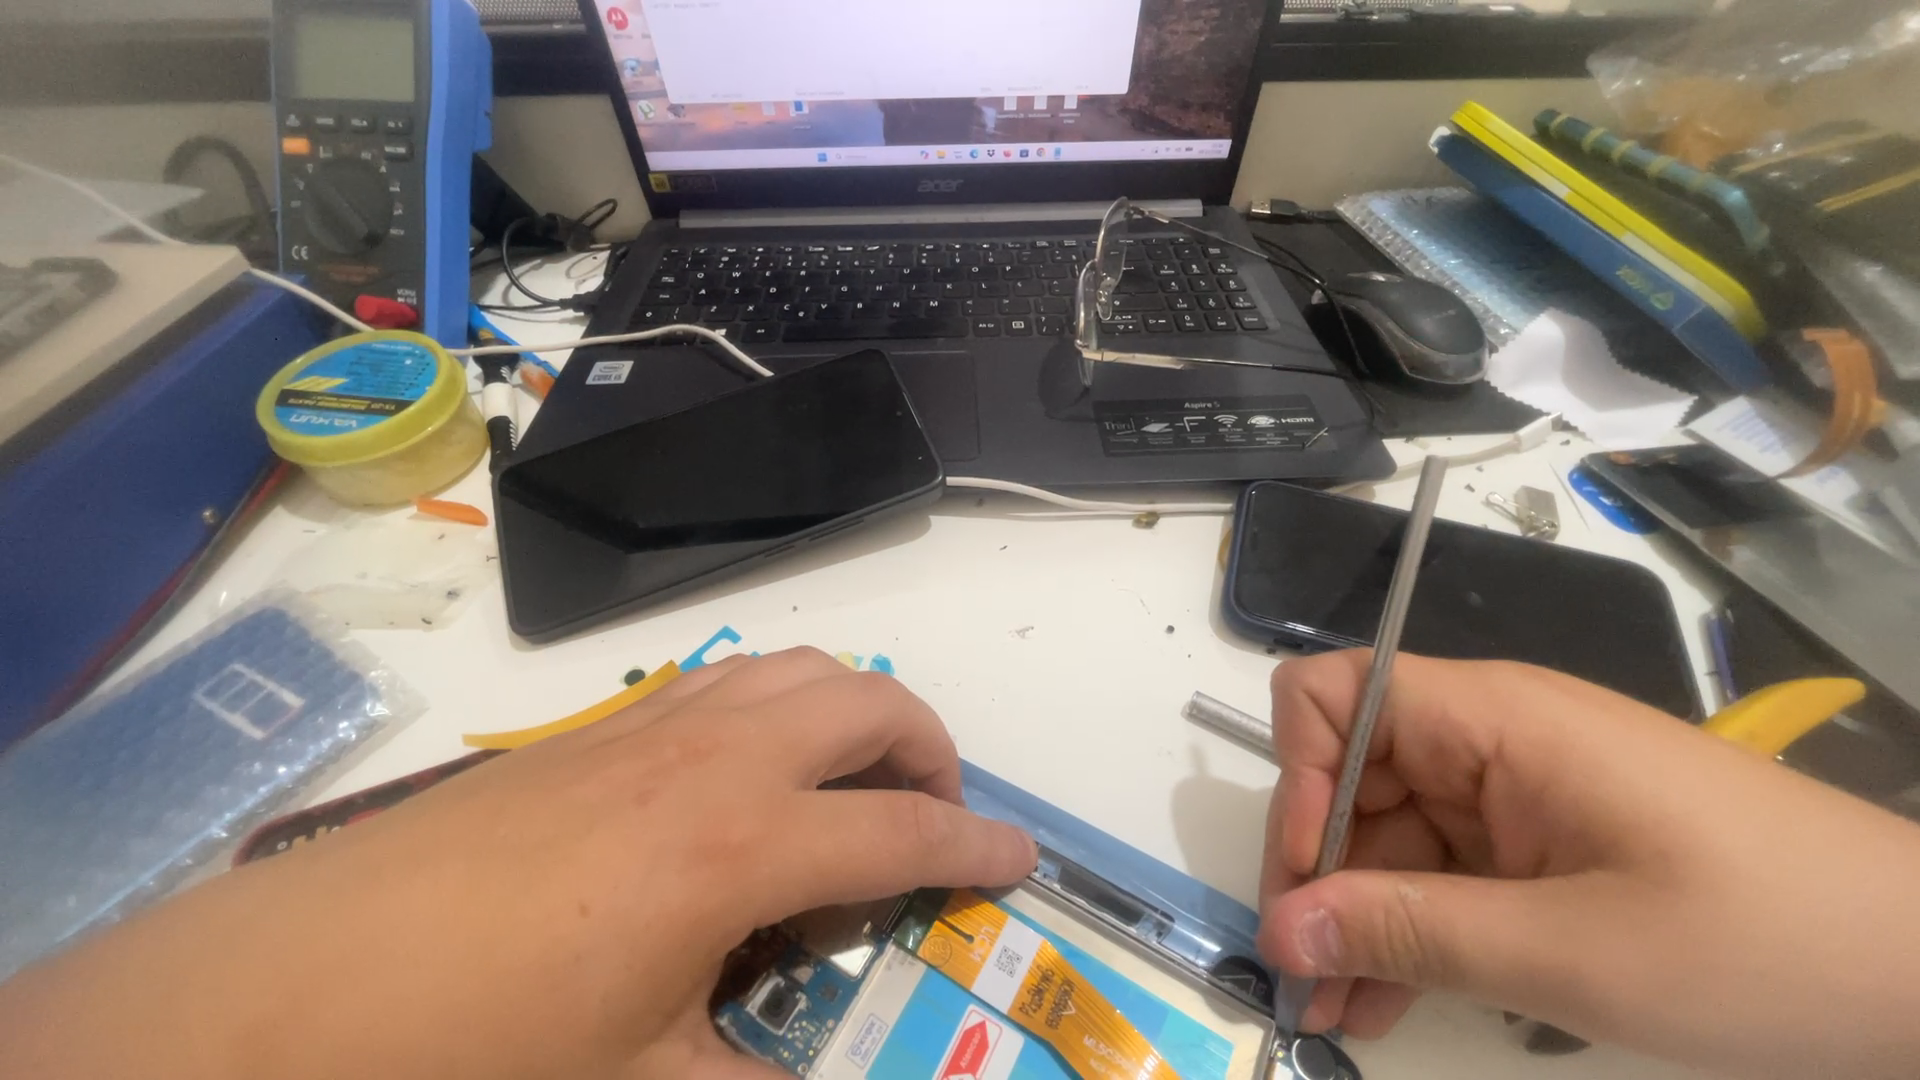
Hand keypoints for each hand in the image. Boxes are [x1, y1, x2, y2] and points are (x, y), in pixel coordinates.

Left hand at [0, 648, 1037, 1079]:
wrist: (292, 990)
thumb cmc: (481, 1051)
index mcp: (743, 843)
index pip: (901, 829)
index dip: (975, 845)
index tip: (1022, 856)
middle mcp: (721, 755)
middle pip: (870, 704)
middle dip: (930, 749)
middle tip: (937, 811)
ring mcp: (662, 722)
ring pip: (803, 668)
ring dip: (858, 709)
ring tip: (860, 772)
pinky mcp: (612, 719)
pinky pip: (734, 676)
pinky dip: (784, 699)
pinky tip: (759, 761)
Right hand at [1257, 651, 1919, 1079]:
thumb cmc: (1773, 943)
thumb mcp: (1579, 953)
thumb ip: (1413, 933)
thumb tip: (1280, 935)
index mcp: (1487, 718)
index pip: (1332, 695)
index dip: (1297, 772)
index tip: (1305, 873)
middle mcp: (1480, 736)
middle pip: (1345, 776)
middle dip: (1314, 873)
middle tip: (1298, 974)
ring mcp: (1504, 791)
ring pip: (1384, 836)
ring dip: (1353, 919)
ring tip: (1325, 1010)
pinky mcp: (1528, 842)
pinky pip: (1435, 874)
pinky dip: (1404, 934)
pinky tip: (1379, 1003)